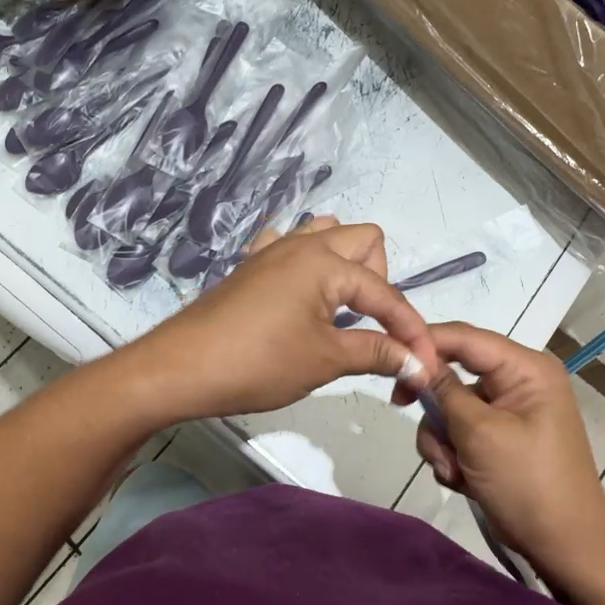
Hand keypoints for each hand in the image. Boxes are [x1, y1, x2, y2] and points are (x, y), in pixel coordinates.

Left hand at [123, 221, 440, 421]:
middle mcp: (301, 244)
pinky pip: (288, 246)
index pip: (386, 293)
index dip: (410, 330)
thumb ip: (375, 354)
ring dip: (345, 266)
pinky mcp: (250, 267)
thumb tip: (419, 363)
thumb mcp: (324, 360)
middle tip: (371, 326)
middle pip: (364, 241)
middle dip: (381, 281)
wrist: (180, 368)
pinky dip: (306, 264)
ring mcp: (272, 251)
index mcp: (325, 261)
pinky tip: (300, 294)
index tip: (424, 366)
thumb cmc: (257, 363)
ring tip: (340, 309)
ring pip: (326, 235)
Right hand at [411, 323, 604, 573]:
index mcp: (527, 369)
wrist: (565, 549)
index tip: (391, 366)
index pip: (465, 338)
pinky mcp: (499, 440)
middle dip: (437, 411)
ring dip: (442, 441)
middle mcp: (518, 382)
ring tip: (455, 472)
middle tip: (419, 428)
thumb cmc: (529, 485)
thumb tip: (415, 359)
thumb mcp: (480, 434)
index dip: (425, 344)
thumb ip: (445, 390)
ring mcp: (509, 413)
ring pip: (450, 408)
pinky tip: (463, 480)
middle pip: (453, 374)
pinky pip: (460, 433)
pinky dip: (454, 456)